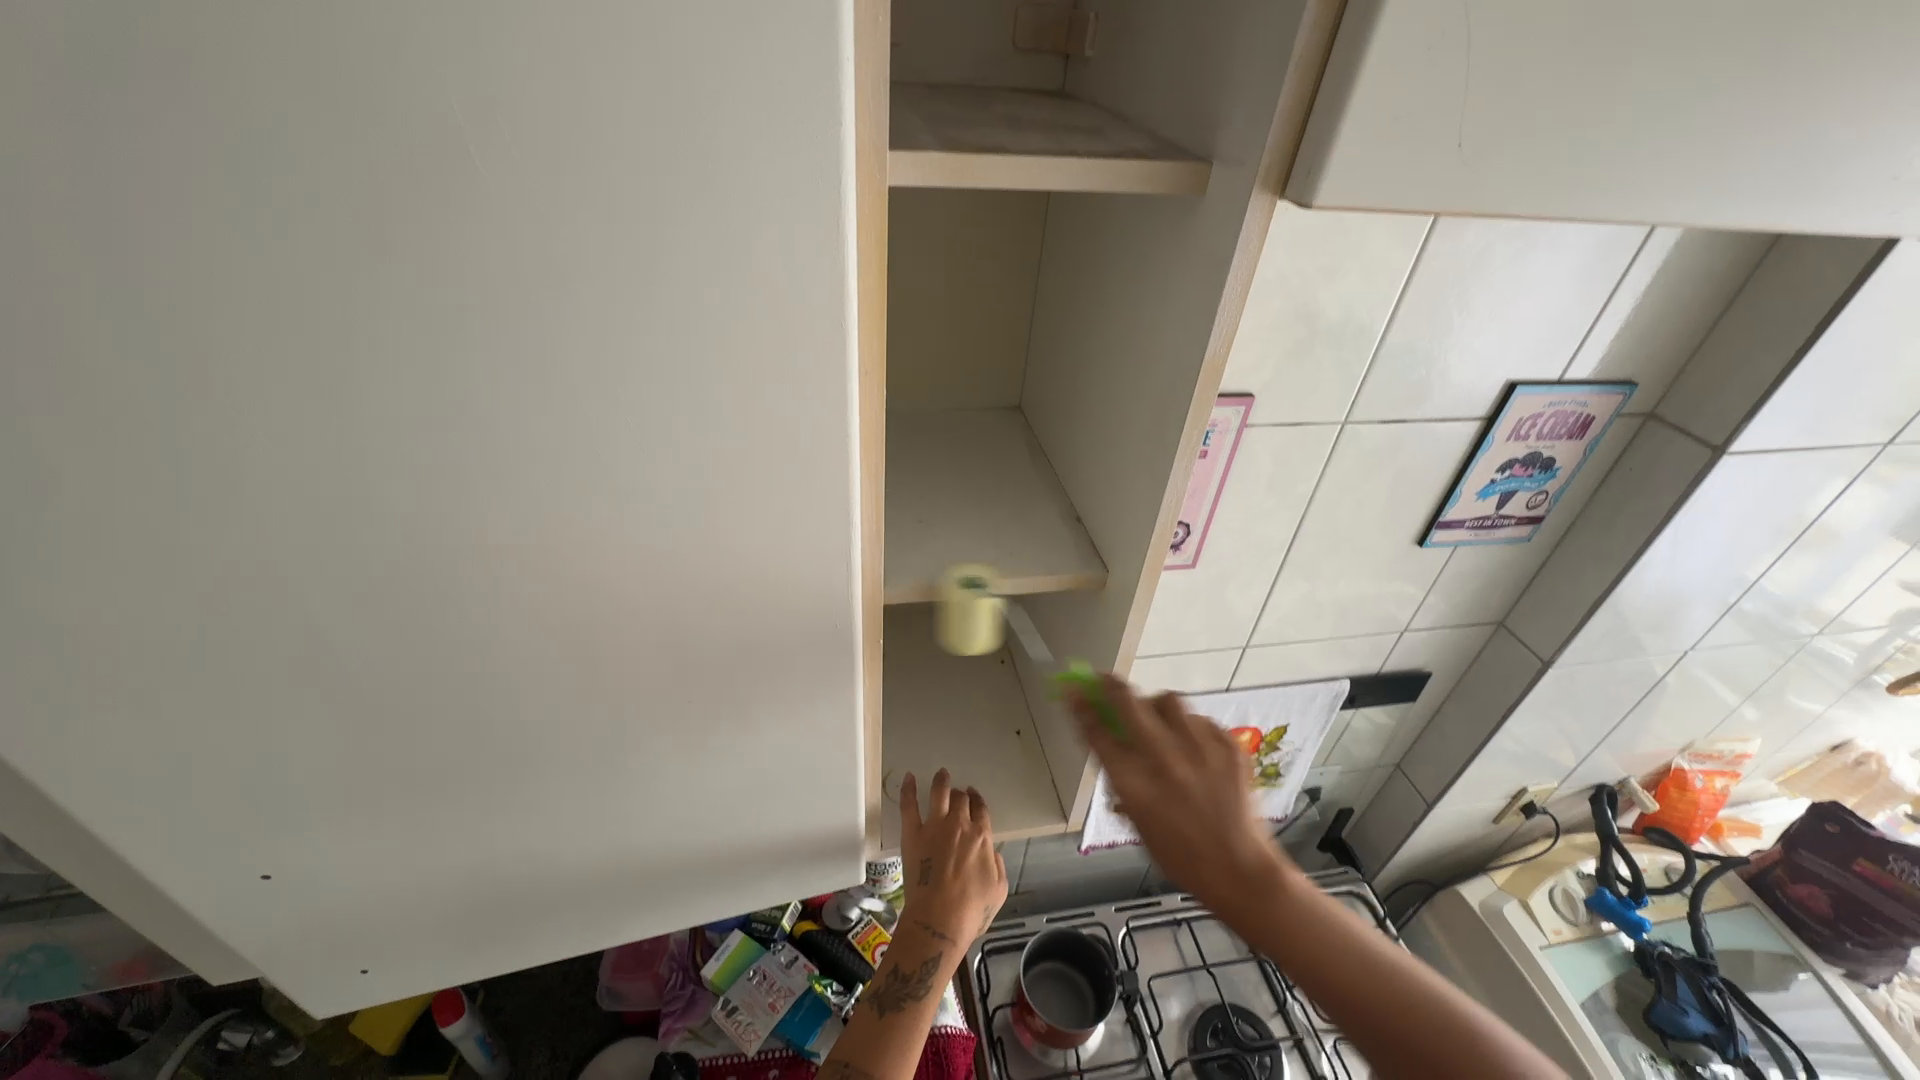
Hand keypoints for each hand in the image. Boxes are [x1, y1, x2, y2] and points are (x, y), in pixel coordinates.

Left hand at [899, 769, 1008, 945]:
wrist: (939, 919)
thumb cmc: (972, 910)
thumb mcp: (999, 889)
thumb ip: (997, 866)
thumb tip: (991, 853)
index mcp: (982, 837)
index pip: (981, 810)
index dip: (978, 801)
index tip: (975, 797)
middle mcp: (959, 825)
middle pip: (961, 800)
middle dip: (962, 794)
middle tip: (959, 793)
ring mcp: (934, 826)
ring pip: (939, 794)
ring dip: (942, 781)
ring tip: (942, 773)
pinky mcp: (912, 834)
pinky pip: (909, 805)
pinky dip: (908, 788)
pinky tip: (908, 777)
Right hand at [1068, 675, 1292, 908]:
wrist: (1238, 867)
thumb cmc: (1180, 854)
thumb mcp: (1137, 822)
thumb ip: (1123, 782)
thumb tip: (1112, 748)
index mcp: (1134, 784)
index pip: (1097, 733)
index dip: (1081, 708)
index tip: (1073, 691)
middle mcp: (1163, 760)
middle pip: (1127, 703)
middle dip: (1110, 687)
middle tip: (1104, 680)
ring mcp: (1199, 749)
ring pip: (1168, 700)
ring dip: (1154, 704)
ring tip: (1156, 716)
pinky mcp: (1228, 746)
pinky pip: (1200, 718)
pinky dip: (1190, 726)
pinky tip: (1191, 743)